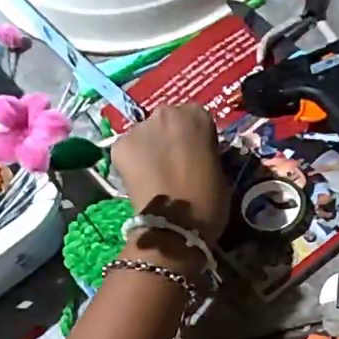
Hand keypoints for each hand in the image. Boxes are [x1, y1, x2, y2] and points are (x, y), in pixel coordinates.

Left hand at [112, 104, 229, 239]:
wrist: (176, 226)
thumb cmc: (209, 202)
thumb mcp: (219, 171)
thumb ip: (207, 153)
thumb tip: (198, 155)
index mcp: (197, 116)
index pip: (196, 119)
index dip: (197, 139)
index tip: (198, 157)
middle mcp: (166, 112)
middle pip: (168, 122)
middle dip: (171, 139)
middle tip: (175, 166)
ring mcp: (139, 128)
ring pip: (145, 135)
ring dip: (150, 149)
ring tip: (156, 177)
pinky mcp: (119, 146)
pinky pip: (128, 150)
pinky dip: (133, 162)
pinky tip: (141, 181)